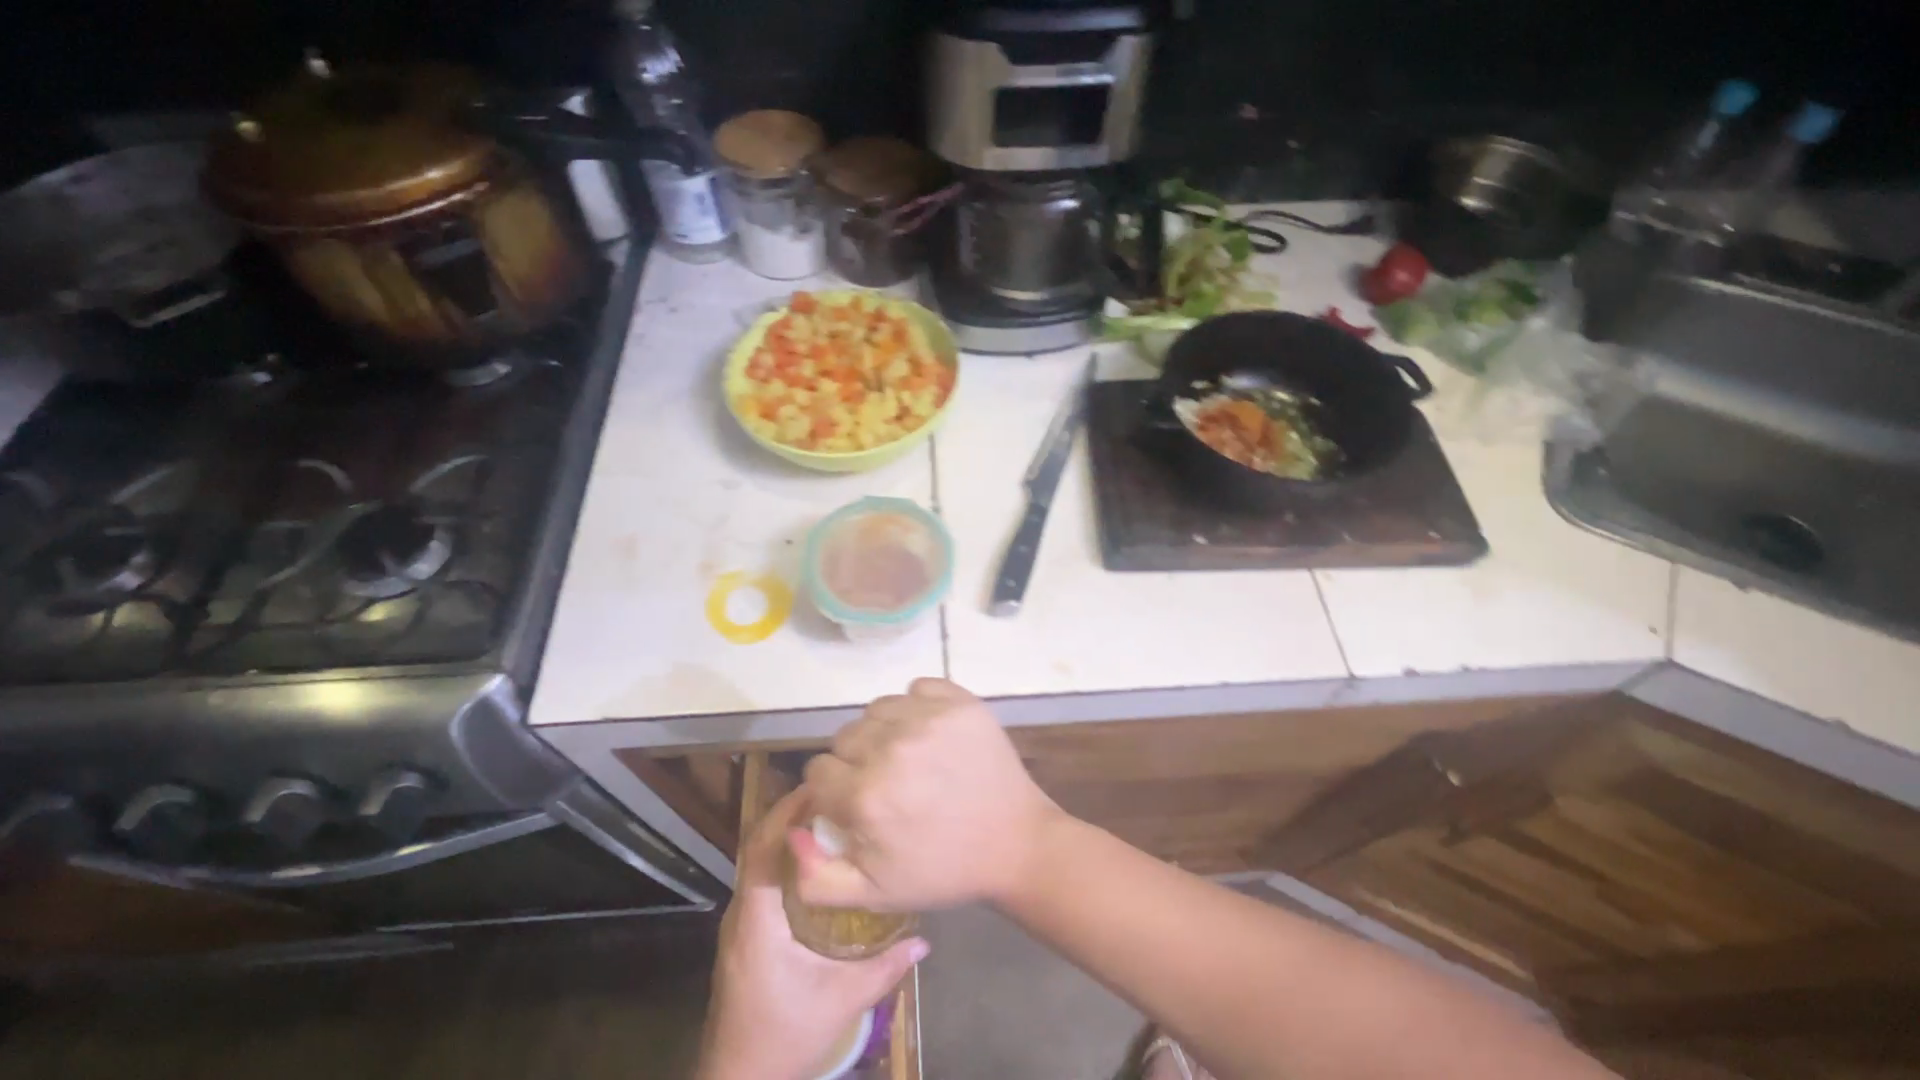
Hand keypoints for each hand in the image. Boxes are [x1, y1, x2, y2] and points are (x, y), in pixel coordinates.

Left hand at [697, 789, 926, 1079]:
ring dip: (787, 838)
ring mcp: (739, 925)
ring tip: (832, 822)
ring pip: (758, 864)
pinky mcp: (745, 937)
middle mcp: (740, 913)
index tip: (823, 790)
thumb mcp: (842, 1001)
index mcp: (756, 919)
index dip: (788, 813)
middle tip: (835, 798)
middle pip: (758, 847)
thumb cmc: (784, 1035)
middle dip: (791, 817)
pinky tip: (819, 867)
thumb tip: (925, 941)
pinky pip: (762, 883)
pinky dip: (785, 864)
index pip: (764, 847)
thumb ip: (884, 967)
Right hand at [796, 677, 1063, 910]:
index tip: (857, 805)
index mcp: (866, 796)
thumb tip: (792, 832)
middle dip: (855, 761)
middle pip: (844, 738)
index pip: (818, 772)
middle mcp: (891, 749)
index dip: (833, 791)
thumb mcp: (873, 894)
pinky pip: (915, 689)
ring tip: (906, 758)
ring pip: (876, 710)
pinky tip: (929, 736)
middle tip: (885, 784)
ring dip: (882, 731)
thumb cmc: (942, 871)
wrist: (1016, 844)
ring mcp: (928, 720)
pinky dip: (916, 707)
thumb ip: (814, 876)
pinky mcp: (959, 703)